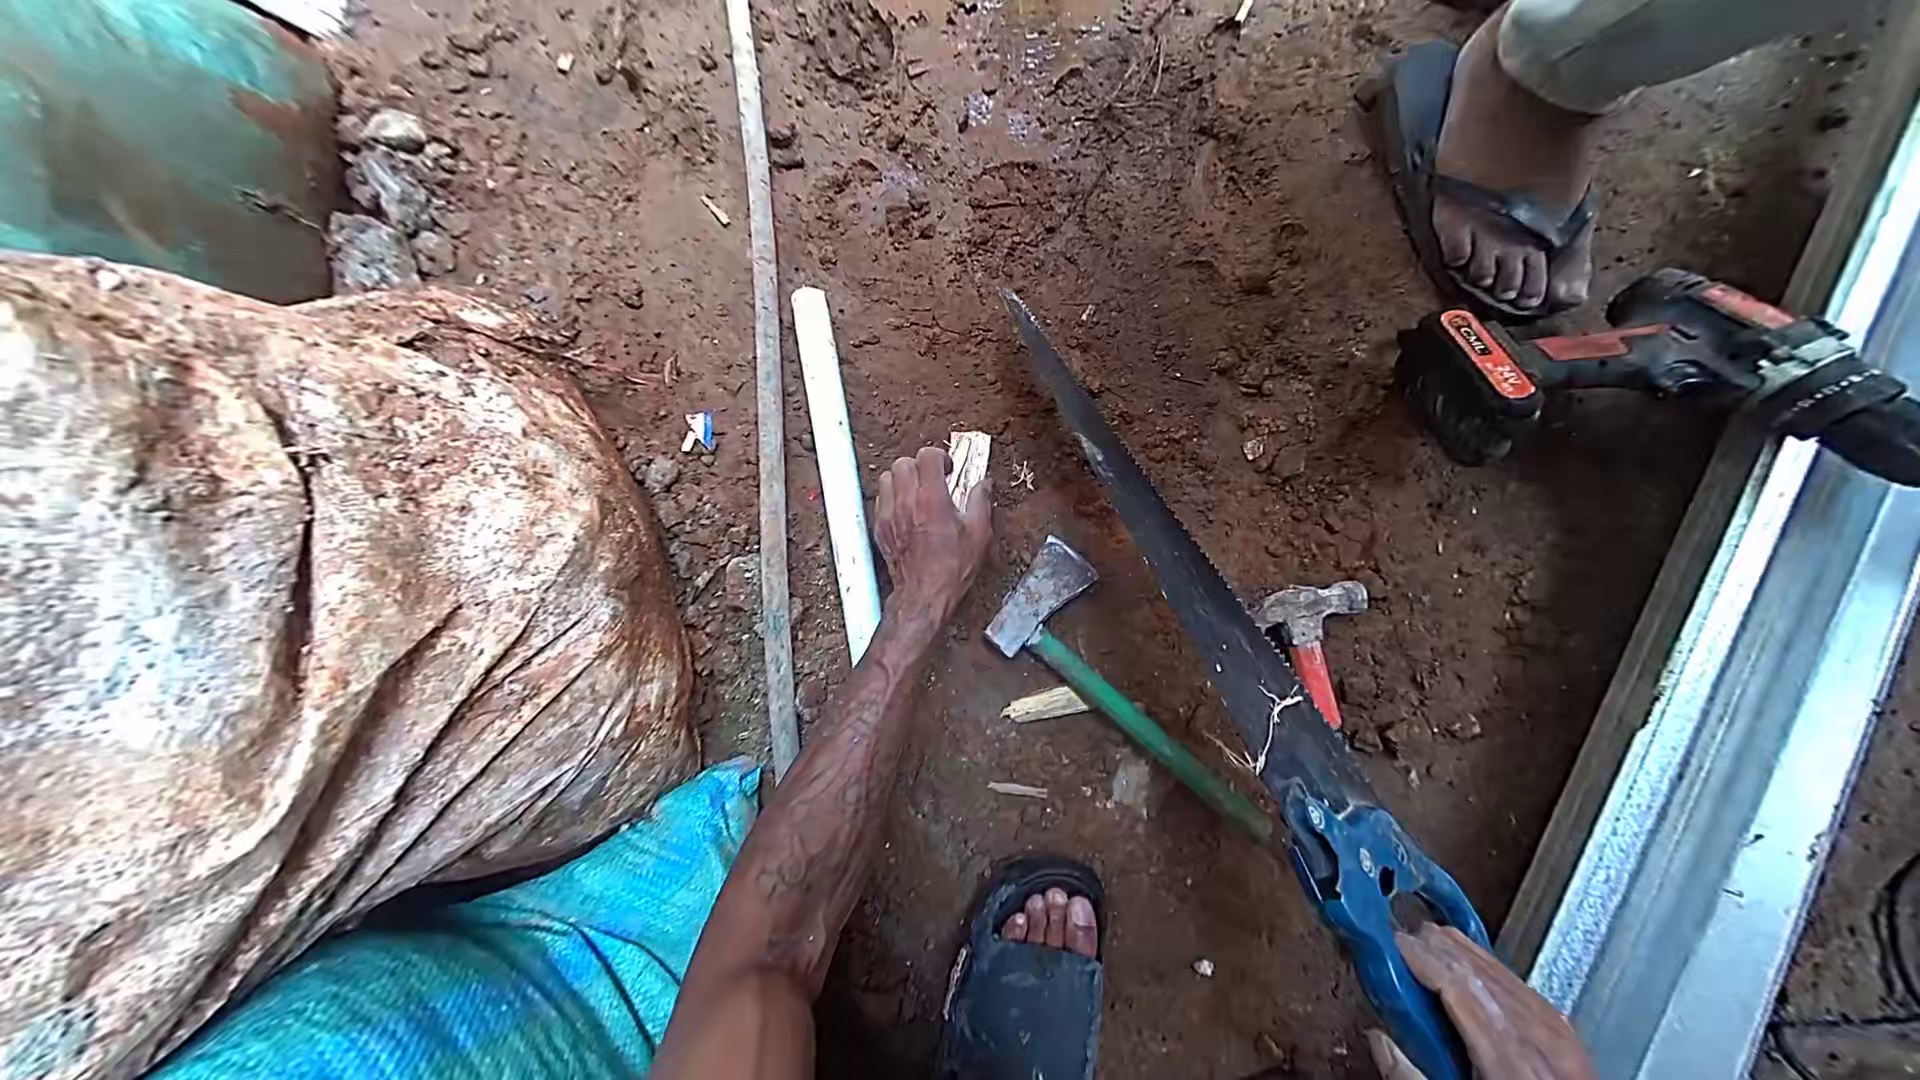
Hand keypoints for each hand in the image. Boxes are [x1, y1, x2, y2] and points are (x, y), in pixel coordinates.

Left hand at [873, 447, 991, 621]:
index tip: (948, 469)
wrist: (924, 595)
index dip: (940, 458)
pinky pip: (881, 498)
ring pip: (887, 477)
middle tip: (933, 479)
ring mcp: (889, 515)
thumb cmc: (952, 569)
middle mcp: (907, 502)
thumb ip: (981, 502)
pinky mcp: (880, 528)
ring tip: (917, 491)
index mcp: (932, 499)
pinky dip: (892, 497)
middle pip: (904, 463)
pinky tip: (907, 509)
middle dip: (920, 466)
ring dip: (903, 479)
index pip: (927, 456)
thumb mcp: (979, 534)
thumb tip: (984, 485)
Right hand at [1368, 925, 1595, 1079]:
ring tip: (1420, 952)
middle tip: (1395, 947)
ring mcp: (1555, 1030)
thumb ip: (1411, 1078)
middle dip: (1428, 946)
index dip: (1418, 955)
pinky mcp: (1562, 1027)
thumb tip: (1376, 1037)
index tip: (1388, 944)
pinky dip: (1477, 963)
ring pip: (1490, 964)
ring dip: (1450, 950)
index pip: (1456, 982)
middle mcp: (1538, 1038)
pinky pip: (1510, 976)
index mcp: (1510, 1063)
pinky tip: (1457, 965)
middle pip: (1471, 966)